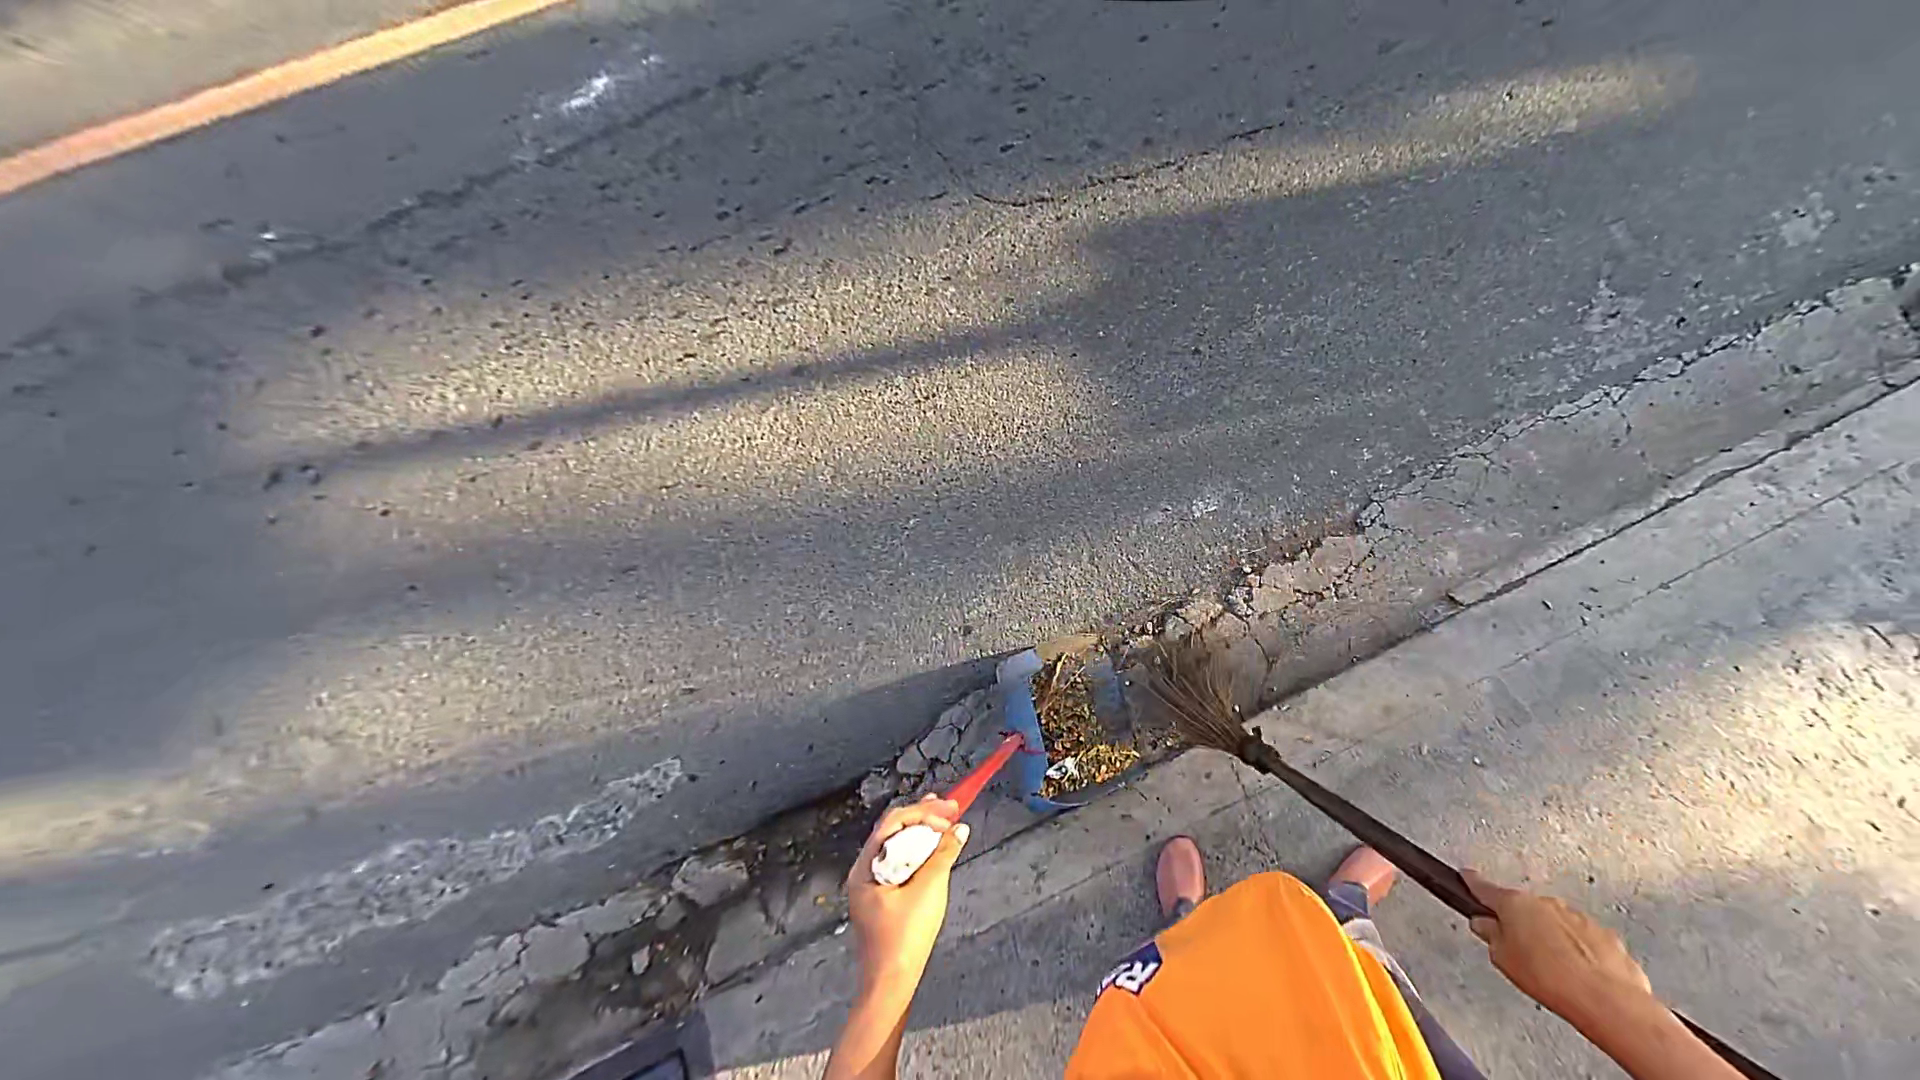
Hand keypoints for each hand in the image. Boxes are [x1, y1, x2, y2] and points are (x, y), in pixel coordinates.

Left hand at [845, 795, 970, 995]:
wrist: (890, 986)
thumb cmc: (904, 941)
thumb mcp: (928, 891)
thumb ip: (944, 855)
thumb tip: (959, 829)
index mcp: (866, 867)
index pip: (893, 822)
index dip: (923, 812)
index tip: (949, 812)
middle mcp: (864, 871)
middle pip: (893, 830)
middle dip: (923, 816)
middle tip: (950, 807)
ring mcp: (872, 885)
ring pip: (897, 845)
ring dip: (922, 831)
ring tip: (944, 820)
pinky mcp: (883, 897)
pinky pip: (900, 862)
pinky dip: (918, 851)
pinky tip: (934, 849)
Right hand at [1464, 869, 1653, 1028]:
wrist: (1609, 1003)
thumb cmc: (1552, 979)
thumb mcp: (1502, 958)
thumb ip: (1490, 935)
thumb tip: (1487, 925)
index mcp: (1513, 903)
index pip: (1483, 887)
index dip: (1471, 881)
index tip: (1466, 876)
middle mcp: (1544, 903)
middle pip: (1523, 908)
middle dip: (1519, 923)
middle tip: (1518, 950)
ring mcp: (1578, 918)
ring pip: (1555, 922)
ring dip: (1551, 938)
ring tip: (1554, 970)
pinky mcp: (1606, 938)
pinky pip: (1584, 939)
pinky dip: (1580, 952)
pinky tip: (1580, 974)